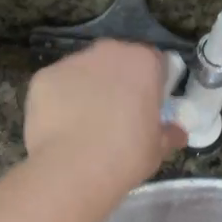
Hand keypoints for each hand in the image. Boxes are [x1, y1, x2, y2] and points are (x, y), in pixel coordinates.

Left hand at [24, 40, 186, 184]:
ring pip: (85, 73)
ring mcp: (72, 62)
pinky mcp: (43, 77)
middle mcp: (108, 52)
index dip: (154, 86)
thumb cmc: (126, 157)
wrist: (74, 169)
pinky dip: (61, 103)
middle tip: (119, 119)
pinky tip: (63, 130)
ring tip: (86, 128)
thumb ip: (168, 135)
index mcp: (143, 63)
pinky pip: (58, 87)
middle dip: (119, 84)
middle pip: (118, 62)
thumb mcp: (157, 150)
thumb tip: (178, 133)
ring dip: (88, 91)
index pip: (155, 64)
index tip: (149, 109)